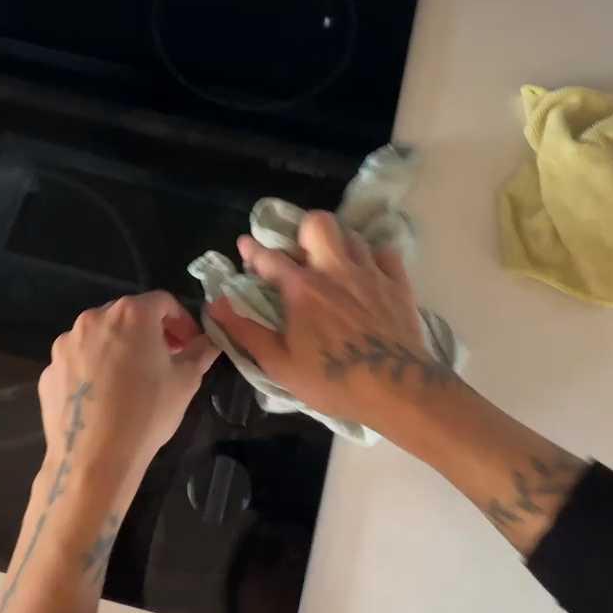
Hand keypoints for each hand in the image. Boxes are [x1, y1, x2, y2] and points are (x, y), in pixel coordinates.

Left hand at [38, 291, 220, 500]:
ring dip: (119, 348)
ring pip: (100, 336)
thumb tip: (210, 341)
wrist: (94, 458)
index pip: (163, 302)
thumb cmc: (147, 412)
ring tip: (130, 380)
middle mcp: (94, 319)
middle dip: (150, 332)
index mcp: (131, 314)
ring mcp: (66, 344)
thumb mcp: (186, 381)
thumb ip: (200, 352)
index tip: (189, 344)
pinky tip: (103, 397)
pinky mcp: (49, 370)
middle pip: (128, 315)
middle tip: (165, 359)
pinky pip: (78, 361)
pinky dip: (93, 369)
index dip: (181, 321)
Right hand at [207, 211, 463, 436]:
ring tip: (333, 264)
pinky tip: (369, 275)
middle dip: (304, 231)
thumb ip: (246, 331)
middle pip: (318, 223)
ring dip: (338, 245)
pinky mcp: (398, 284)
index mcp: (303, 289)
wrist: (396, 389)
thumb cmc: (333, 380)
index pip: (270, 257)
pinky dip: (375, 259)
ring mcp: (370, 274)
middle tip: (300, 254)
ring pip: (352, 236)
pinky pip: (386, 255)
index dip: (253, 250)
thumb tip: (215, 304)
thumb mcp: (280, 364)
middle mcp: (335, 270)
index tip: (245, 245)